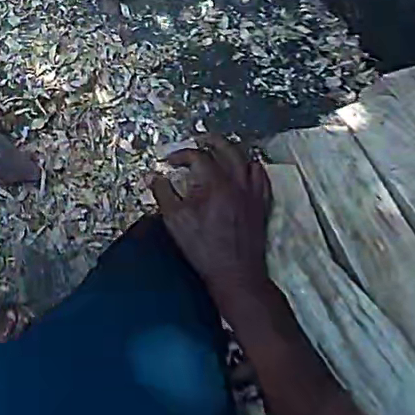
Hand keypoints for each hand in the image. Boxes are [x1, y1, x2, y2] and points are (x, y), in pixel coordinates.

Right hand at [151, 133, 272, 306]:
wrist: (235, 274)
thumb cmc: (203, 248)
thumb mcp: (175, 220)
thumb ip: (163, 193)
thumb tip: (153, 176)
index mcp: (215, 183)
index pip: (197, 156)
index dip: (181, 155)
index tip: (169, 162)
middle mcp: (236, 182)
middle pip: (226, 148)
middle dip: (209, 140)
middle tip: (197, 140)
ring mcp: (252, 193)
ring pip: (246, 159)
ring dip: (231, 150)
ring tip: (219, 149)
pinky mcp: (261, 204)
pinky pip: (262, 177)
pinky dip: (252, 167)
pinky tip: (246, 168)